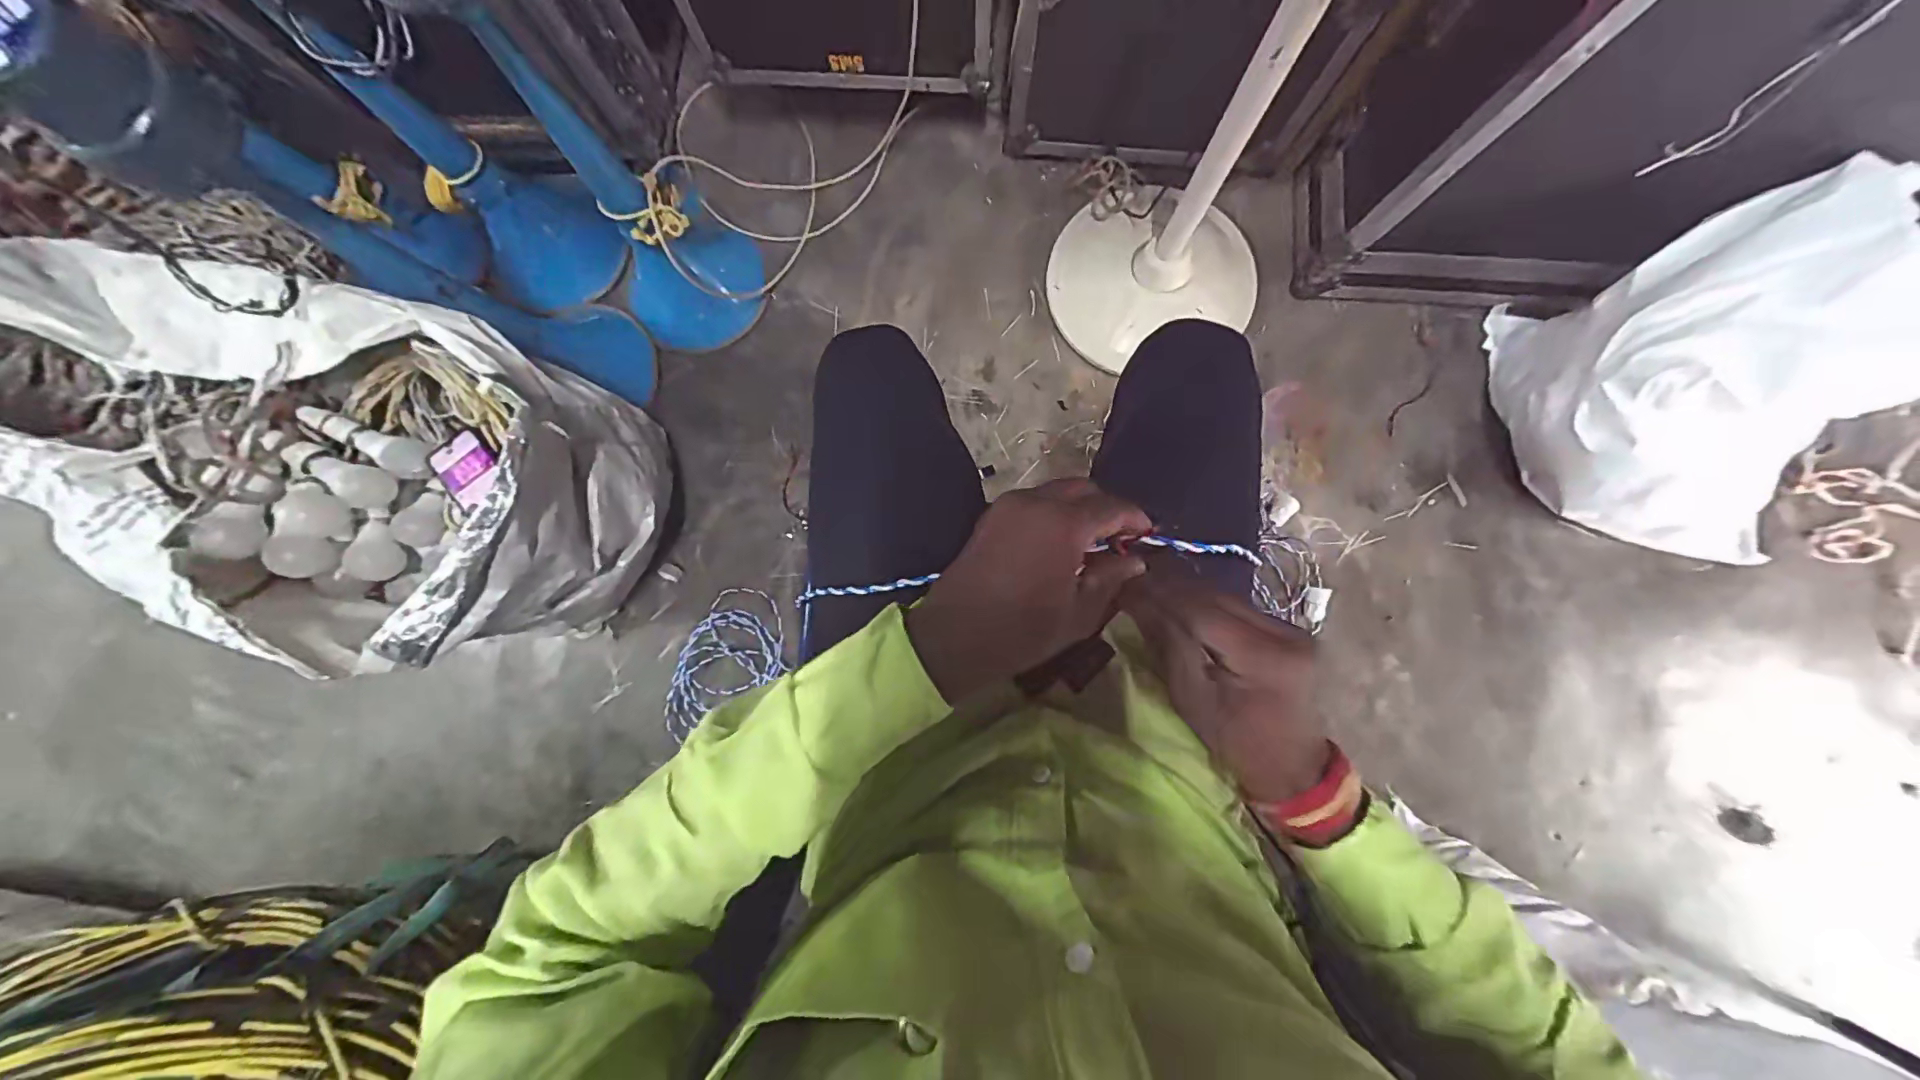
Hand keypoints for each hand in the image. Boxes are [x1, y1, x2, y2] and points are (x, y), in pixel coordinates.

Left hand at [906, 478, 1150, 701]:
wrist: (954, 636)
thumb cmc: (1021, 631)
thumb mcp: (1078, 612)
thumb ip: (1110, 578)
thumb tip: (1134, 560)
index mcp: (1063, 523)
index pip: (1111, 507)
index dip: (1134, 518)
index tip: (1147, 535)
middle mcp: (1035, 502)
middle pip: (1083, 489)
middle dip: (1106, 508)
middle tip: (1119, 539)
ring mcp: (1008, 506)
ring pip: (1055, 492)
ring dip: (1078, 509)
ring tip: (1090, 543)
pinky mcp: (991, 517)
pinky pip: (1033, 503)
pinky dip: (1053, 513)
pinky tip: (1059, 544)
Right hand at [1120, 569, 1328, 800]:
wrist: (1291, 767)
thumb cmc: (1234, 743)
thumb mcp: (1192, 699)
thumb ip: (1168, 646)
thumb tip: (1138, 603)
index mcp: (1262, 657)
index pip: (1201, 611)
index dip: (1159, 595)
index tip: (1123, 587)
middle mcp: (1284, 633)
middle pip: (1215, 597)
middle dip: (1169, 588)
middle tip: (1129, 584)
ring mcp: (1291, 629)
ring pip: (1226, 597)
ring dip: (1185, 592)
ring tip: (1147, 589)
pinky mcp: (1288, 630)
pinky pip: (1237, 607)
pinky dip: (1204, 602)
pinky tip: (1178, 602)